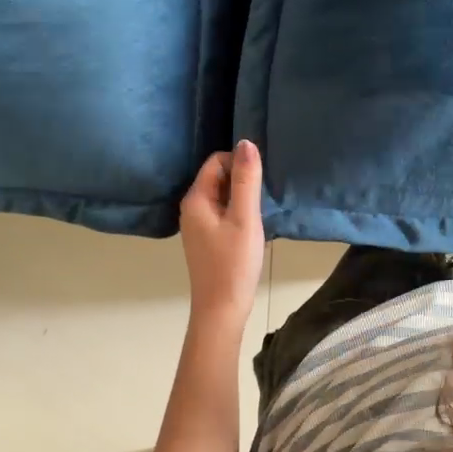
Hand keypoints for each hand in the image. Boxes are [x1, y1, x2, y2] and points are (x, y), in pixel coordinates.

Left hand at [180, 140, 264, 332]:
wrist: (221, 309)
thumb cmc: (234, 263)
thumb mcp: (245, 218)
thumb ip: (246, 180)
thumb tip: (246, 142)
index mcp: (195, 199)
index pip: (216, 161)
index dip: (240, 164)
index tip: (260, 183)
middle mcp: (191, 209)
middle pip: (218, 177)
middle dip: (242, 182)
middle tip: (262, 201)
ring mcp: (196, 226)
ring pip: (222, 197)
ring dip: (242, 200)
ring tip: (258, 216)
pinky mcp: (206, 240)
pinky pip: (222, 214)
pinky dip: (238, 215)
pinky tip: (251, 230)